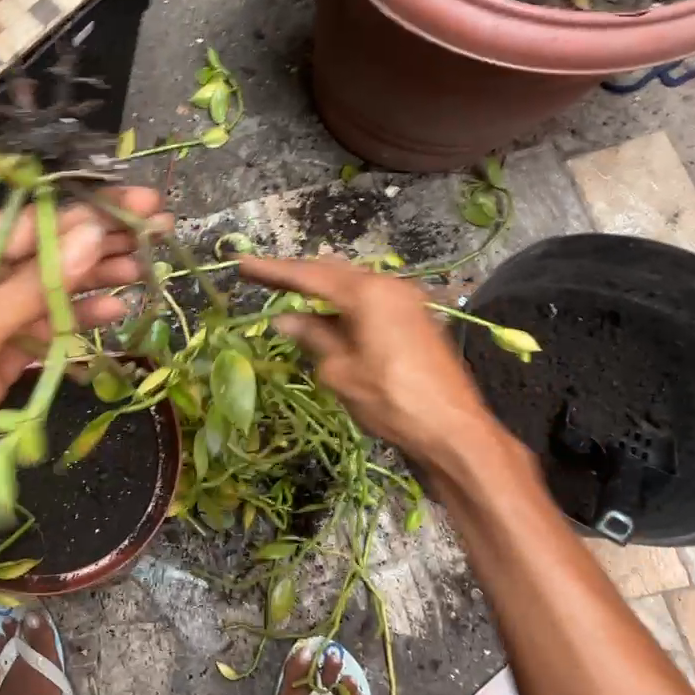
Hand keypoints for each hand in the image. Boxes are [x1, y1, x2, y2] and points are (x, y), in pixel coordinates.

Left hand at [0, 188, 172, 504]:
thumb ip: (32, 286)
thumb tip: (91, 235)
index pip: (33, 222)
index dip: (87, 212)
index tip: (138, 207)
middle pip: (48, 251)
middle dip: (100, 240)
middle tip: (157, 231)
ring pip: (53, 289)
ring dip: (96, 279)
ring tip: (144, 270)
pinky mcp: (4, 355)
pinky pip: (49, 329)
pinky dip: (79, 321)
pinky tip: (113, 313)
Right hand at [237, 256, 503, 466]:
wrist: (452, 429)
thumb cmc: (391, 401)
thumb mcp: (340, 371)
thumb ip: (313, 337)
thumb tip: (286, 319)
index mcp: (368, 294)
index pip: (309, 276)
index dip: (273, 271)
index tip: (242, 265)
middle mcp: (389, 287)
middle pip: (332, 272)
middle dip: (297, 274)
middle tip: (261, 274)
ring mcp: (405, 302)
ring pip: (352, 285)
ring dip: (320, 288)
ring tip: (287, 289)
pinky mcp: (413, 320)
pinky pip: (368, 300)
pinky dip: (341, 302)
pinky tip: (325, 313)